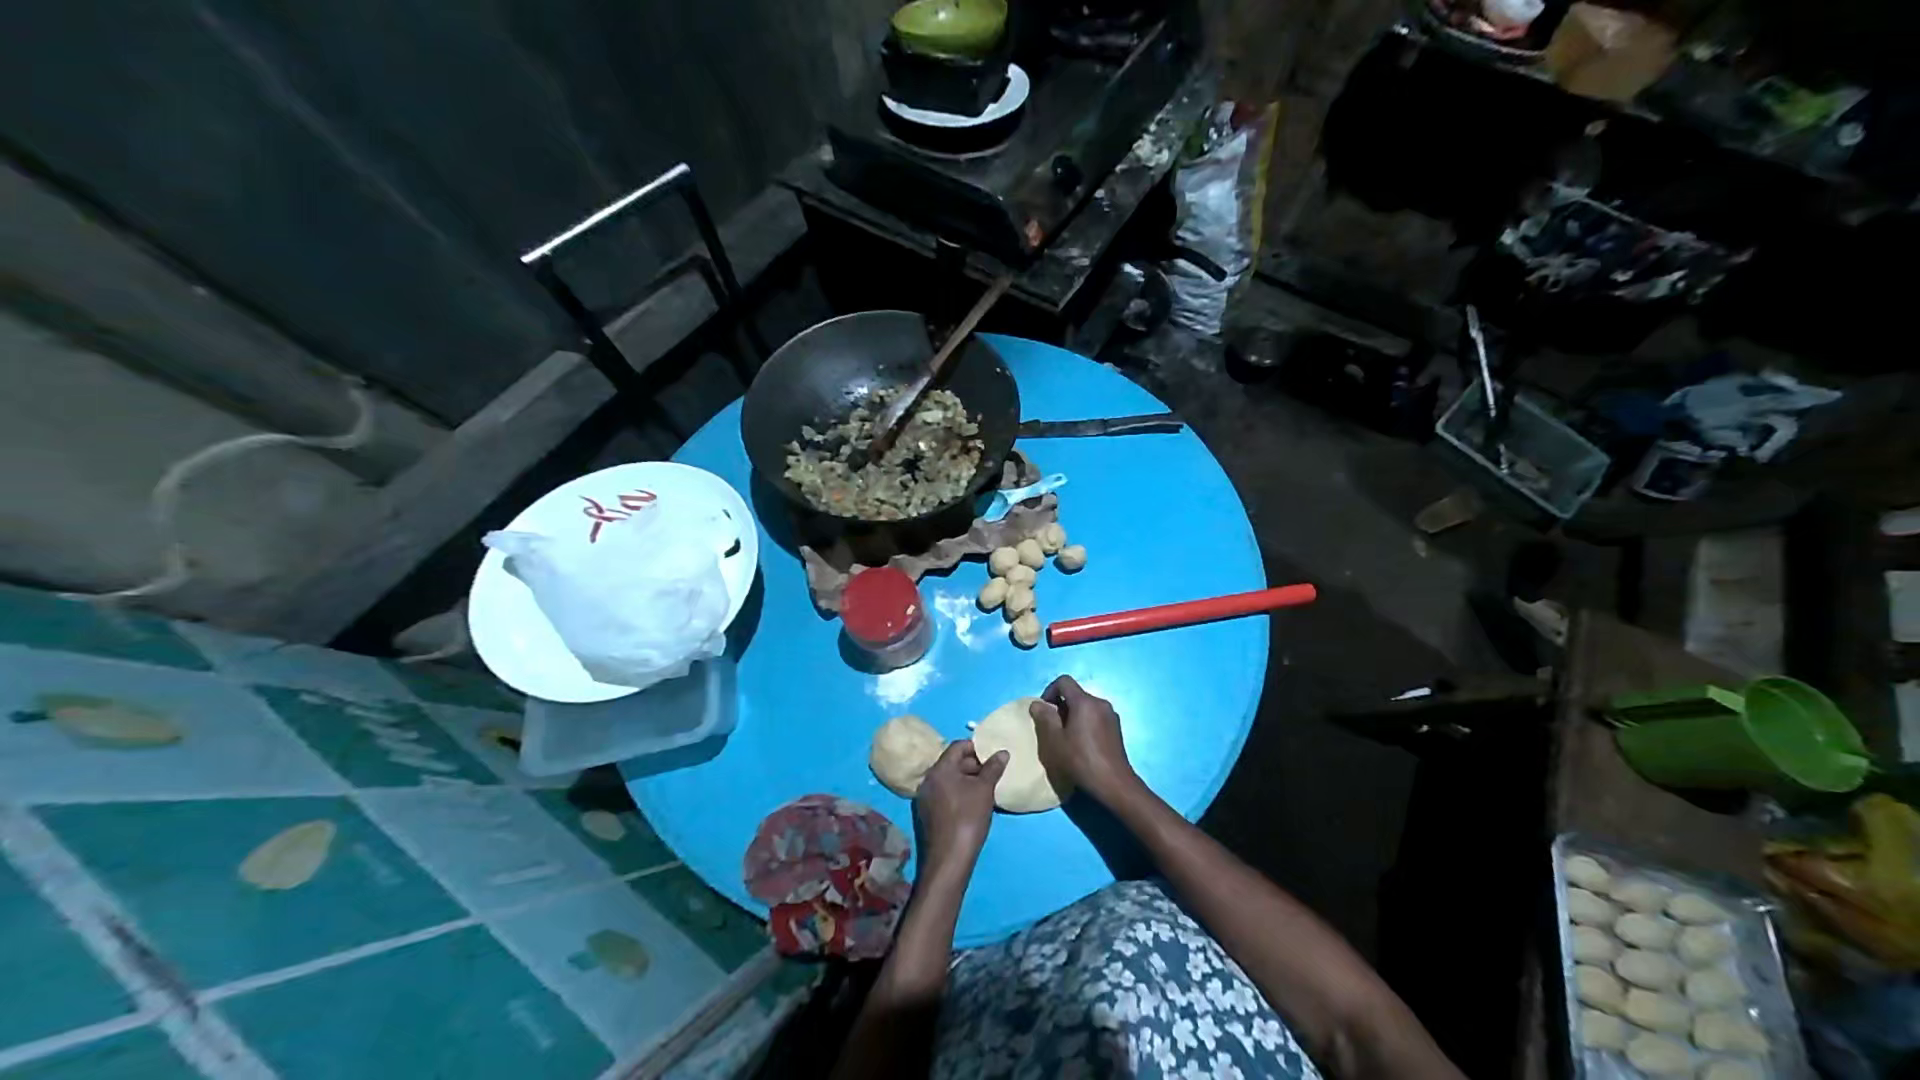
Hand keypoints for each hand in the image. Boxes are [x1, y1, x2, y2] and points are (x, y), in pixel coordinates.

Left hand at [913, 740, 1006, 878]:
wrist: (948, 859)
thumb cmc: (968, 818)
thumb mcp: (984, 790)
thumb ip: (993, 768)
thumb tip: (1002, 752)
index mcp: (939, 769)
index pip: (957, 746)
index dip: (976, 747)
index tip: (992, 756)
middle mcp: (928, 780)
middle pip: (952, 763)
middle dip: (973, 765)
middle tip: (992, 774)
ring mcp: (924, 798)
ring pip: (948, 780)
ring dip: (966, 780)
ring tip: (985, 790)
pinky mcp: (926, 814)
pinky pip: (943, 794)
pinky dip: (957, 794)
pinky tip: (972, 805)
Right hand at [1030, 675, 1139, 804]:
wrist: (1113, 783)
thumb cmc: (1080, 760)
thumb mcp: (1054, 740)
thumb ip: (1044, 718)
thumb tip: (1037, 704)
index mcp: (1085, 702)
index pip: (1064, 681)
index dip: (1049, 691)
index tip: (1044, 711)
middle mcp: (1100, 703)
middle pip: (1076, 695)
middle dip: (1061, 706)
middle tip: (1053, 728)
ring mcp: (1111, 716)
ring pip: (1086, 707)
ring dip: (1073, 716)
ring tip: (1066, 738)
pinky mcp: (1116, 728)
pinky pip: (1095, 717)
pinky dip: (1085, 723)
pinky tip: (1082, 745)